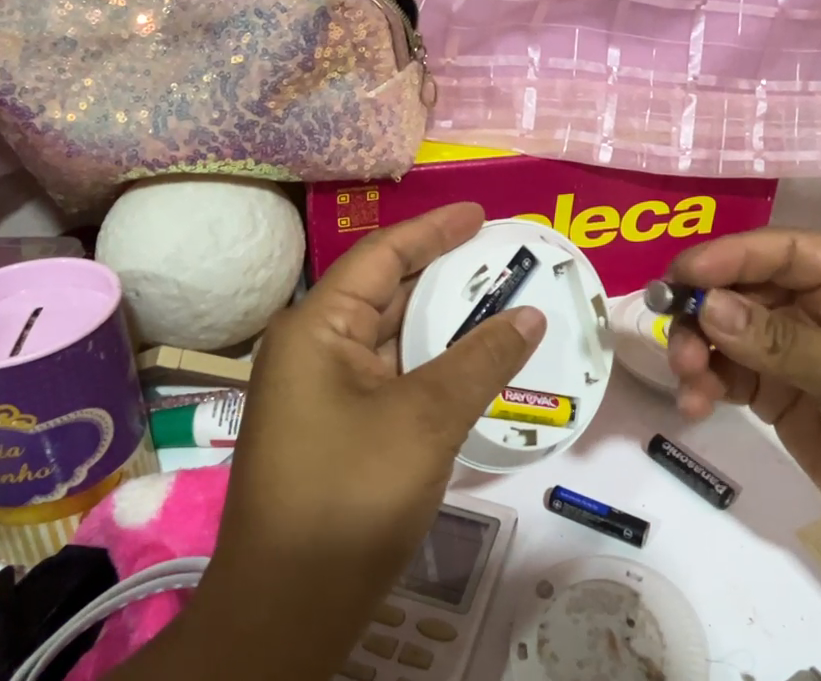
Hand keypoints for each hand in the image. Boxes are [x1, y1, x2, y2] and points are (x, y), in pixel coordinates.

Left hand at [155, 203, 543, 680]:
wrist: (290, 605)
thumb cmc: (350, 494)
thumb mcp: (427, 418)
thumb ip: (482, 360)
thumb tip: (531, 316)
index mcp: (316, 329)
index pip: (381, 256)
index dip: (434, 230)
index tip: (481, 214)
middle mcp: (313, 350)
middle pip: (385, 292)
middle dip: (443, 274)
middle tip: (501, 257)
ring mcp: (323, 393)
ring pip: (390, 338)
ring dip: (441, 322)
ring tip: (498, 301)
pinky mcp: (339, 429)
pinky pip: (391, 376)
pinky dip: (432, 363)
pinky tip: (472, 363)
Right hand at [666, 229, 820, 543]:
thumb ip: (781, 342)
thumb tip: (707, 306)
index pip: (783, 251)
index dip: (731, 256)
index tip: (683, 274)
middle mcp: (818, 305)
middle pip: (744, 288)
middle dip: (706, 310)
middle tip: (675, 337)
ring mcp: (793, 350)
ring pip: (727, 330)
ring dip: (699, 349)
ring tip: (689, 380)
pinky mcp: (775, 392)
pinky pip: (727, 373)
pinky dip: (705, 383)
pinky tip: (695, 405)